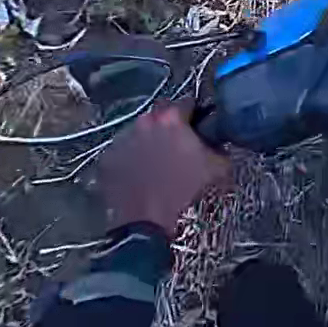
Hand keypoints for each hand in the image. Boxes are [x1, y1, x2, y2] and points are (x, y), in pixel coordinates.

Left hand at [95, 99, 228, 234]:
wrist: (146, 224)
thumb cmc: (185, 191)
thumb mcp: (218, 168)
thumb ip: (220, 147)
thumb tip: (218, 142)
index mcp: (171, 119)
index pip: (187, 102)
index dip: (196, 113)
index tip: (200, 125)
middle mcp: (143, 122)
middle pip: (160, 114)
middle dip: (170, 124)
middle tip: (180, 143)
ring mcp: (121, 139)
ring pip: (140, 131)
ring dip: (149, 139)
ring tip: (158, 160)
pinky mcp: (107, 159)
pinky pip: (123, 151)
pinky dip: (132, 157)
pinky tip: (141, 173)